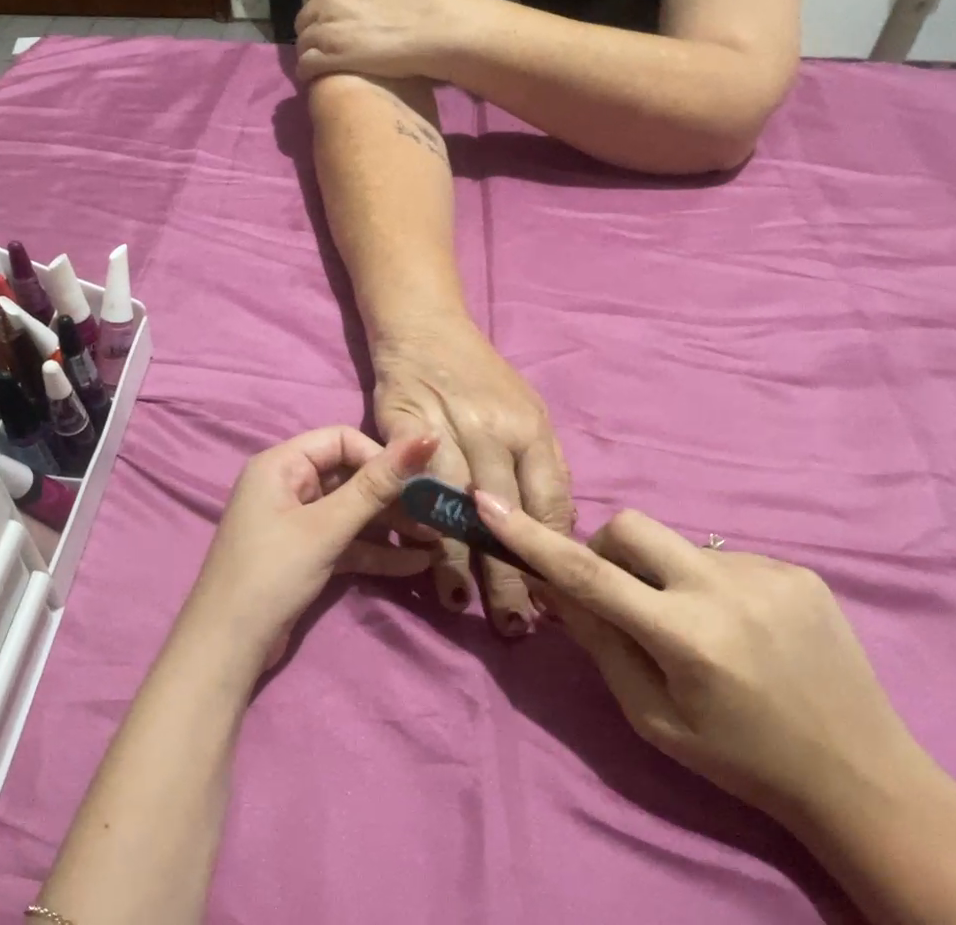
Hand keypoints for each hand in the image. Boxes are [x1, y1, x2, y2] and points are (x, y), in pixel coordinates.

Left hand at [184, 427, 440, 666]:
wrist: (228, 643)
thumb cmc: (272, 572)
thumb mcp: (327, 527)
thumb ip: (376, 485)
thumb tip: (428, 437)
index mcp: (281, 464)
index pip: (341, 440)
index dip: (381, 457)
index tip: (418, 482)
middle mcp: (287, 486)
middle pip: (350, 476)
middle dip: (394, 495)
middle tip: (438, 513)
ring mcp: (296, 522)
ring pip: (353, 512)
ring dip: (392, 525)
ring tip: (437, 540)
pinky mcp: (305, 554)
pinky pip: (347, 542)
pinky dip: (378, 550)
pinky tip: (418, 563)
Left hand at [295, 0, 472, 82]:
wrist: (437, 27)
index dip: (316, 7)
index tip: (324, 20)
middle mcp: (329, 0)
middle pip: (303, 19)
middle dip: (310, 31)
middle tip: (322, 45)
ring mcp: (329, 30)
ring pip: (303, 44)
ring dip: (308, 53)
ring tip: (319, 64)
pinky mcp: (332, 57)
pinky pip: (306, 65)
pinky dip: (307, 72)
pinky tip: (314, 77)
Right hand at [372, 315, 571, 635]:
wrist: (424, 330)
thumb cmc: (480, 376)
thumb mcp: (527, 411)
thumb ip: (540, 466)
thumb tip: (555, 533)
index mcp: (532, 428)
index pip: (550, 501)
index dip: (552, 554)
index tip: (555, 600)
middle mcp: (494, 429)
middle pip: (507, 515)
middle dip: (510, 574)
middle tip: (514, 625)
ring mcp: (445, 427)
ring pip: (456, 508)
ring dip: (458, 561)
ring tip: (462, 604)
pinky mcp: (400, 426)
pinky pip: (408, 486)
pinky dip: (414, 527)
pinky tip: (417, 558)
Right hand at [478, 499, 930, 822]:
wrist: (860, 774)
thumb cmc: (738, 758)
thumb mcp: (652, 715)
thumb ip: (599, 642)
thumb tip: (549, 586)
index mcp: (686, 638)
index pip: (589, 574)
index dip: (532, 538)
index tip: (489, 504)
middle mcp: (727, 590)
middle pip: (631, 527)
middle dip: (605, 551)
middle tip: (617, 599)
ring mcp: (769, 573)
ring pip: (677, 544)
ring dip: (662, 574)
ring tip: (696, 629)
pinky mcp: (798, 571)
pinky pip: (721, 557)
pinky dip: (705, 584)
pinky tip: (737, 629)